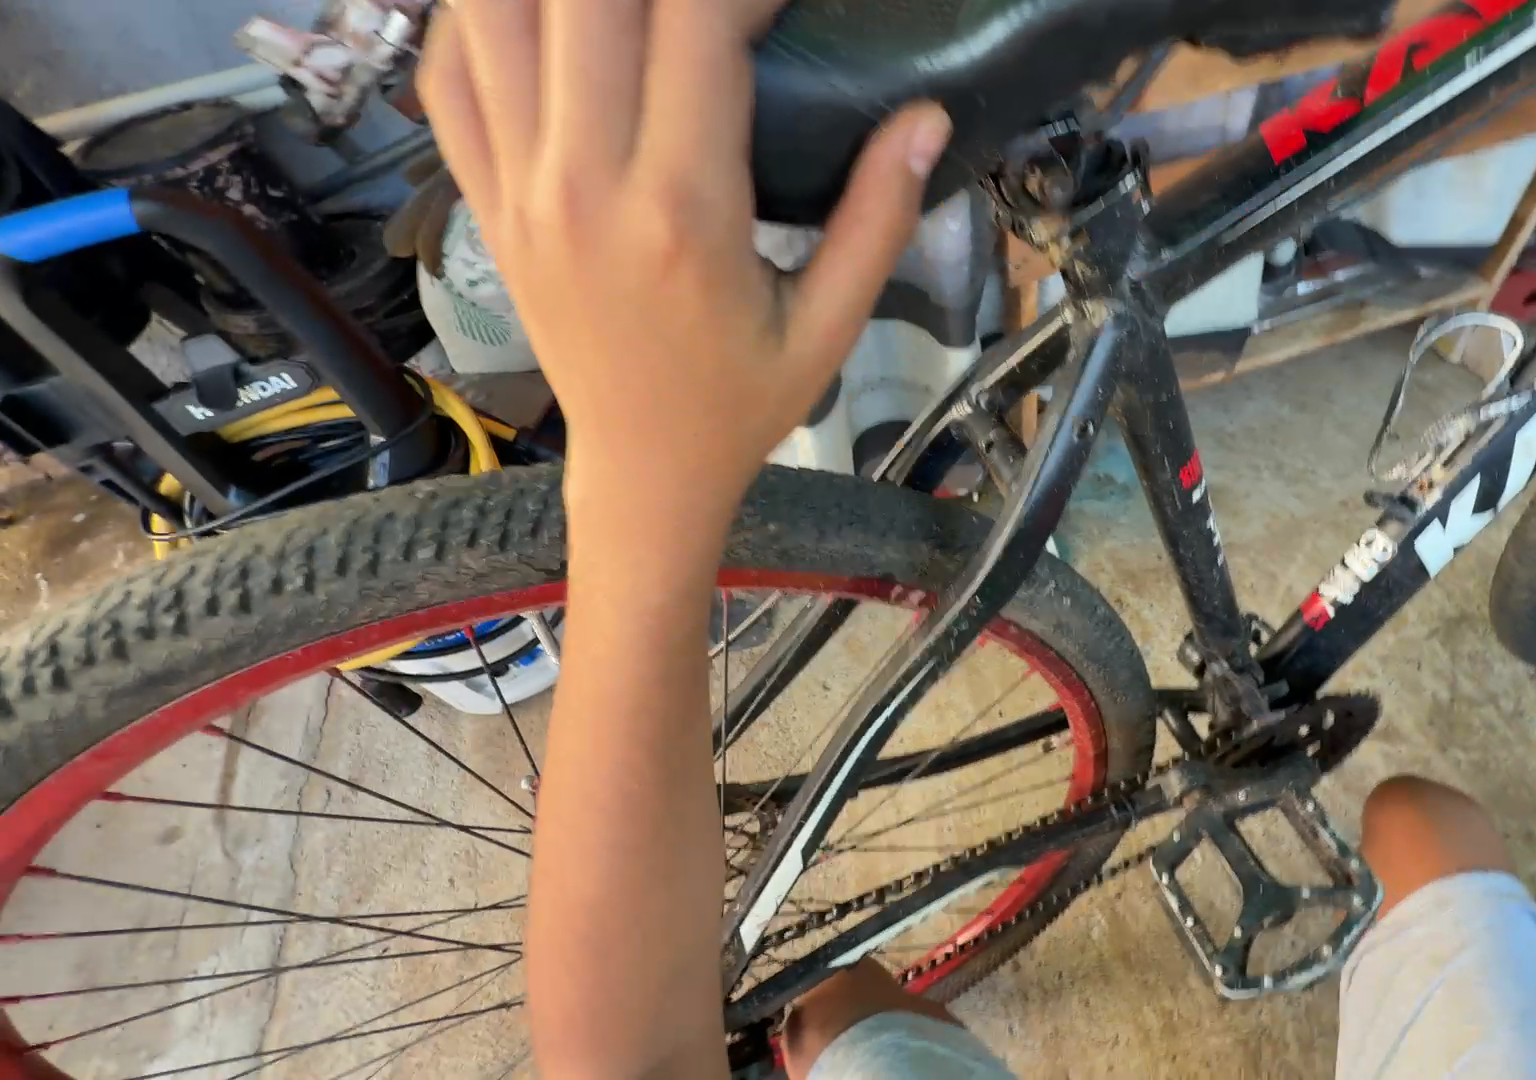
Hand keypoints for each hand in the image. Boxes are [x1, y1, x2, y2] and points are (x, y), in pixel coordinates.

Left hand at [417, 0, 950, 528]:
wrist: (645, 468)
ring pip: (500, 4)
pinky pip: (450, 66)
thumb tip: (930, 119)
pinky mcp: (485, 202)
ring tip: (639, 8)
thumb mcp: (828, 331)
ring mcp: (518, 186)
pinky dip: (483, 9)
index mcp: (683, 213)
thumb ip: (878, 222)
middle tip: (722, 5)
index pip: (696, 23)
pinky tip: (549, 13)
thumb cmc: (743, 405)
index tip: (783, 3)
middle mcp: (584, 181)